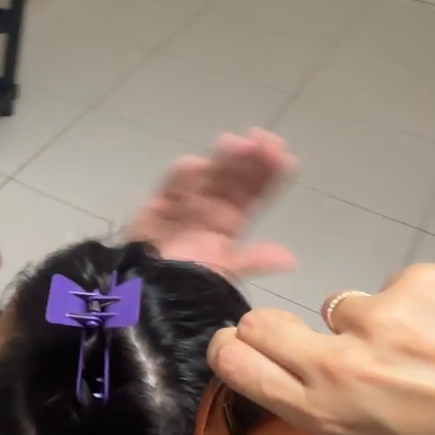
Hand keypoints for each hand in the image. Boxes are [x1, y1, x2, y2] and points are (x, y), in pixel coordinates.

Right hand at [125, 130, 297, 278]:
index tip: (285, 156)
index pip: (253, 193)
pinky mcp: (156, 204)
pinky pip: (171, 187)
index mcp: (229, 224)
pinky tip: (197, 166)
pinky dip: (183, 176)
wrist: (144, 294)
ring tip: (236, 144)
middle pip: (233, 178)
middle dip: (249, 158)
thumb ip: (253, 261)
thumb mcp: (223, 274)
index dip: (269, 174)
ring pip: (207, 176)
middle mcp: (209, 209)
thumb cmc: (184, 285)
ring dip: (222, 159)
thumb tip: (290, 260)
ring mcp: (183, 204)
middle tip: (262, 140)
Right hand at [206, 263, 434, 434]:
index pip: (240, 364)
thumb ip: (341, 410)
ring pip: (350, 306)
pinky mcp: (427, 279)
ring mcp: (385, 313)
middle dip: (272, 327)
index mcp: (334, 412)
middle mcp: (344, 361)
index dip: (230, 350)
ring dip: (381, 322)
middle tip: (321, 338)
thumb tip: (319, 379)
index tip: (238, 345)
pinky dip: (433, 303)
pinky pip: (408, 287)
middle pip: (264, 323)